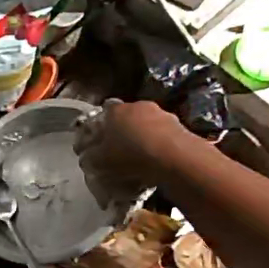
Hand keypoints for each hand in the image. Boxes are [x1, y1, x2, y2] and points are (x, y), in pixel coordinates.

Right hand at [74, 99, 191, 192]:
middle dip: (123, 131)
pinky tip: (155, 160)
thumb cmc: (129, 156)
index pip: (103, 112)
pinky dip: (158, 144)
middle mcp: (138, 106)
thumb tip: (88, 155)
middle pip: (126, 117)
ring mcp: (161, 114)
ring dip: (142, 137)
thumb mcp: (99, 161)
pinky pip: (162, 134)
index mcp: (115, 111)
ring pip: (146, 125)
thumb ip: (90, 156)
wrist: (175, 158)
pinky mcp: (180, 125)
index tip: (99, 140)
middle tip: (118, 149)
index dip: (100, 126)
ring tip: (139, 157)